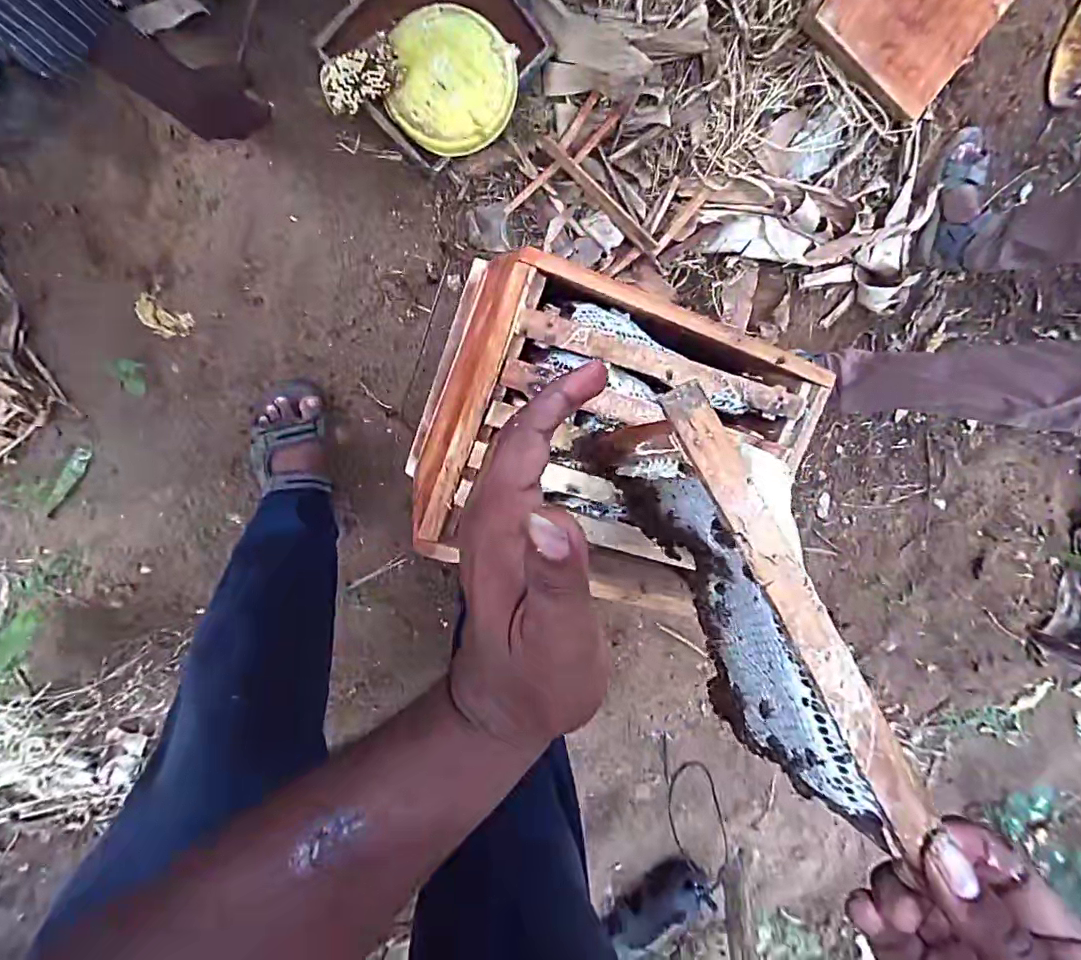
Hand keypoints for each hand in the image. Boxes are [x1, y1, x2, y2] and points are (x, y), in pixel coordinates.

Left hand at [449, 361, 612, 752]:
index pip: (521, 447)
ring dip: (542, 417)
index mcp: (499, 533)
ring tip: (582, 394)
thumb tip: (551, 516)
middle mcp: (485, 520)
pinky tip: (560, 444)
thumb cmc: (536, 680)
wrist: (500, 707)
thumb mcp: (557, 639)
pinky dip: (539, 445)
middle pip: (511, 441)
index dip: (554, 403)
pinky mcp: (498, 539)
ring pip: (509, 454)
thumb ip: (556, 579)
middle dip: (550, 399)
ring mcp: (488, 528)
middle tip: (595, 374)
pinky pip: (516, 474)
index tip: (593, 372)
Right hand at [847, 820, 1080, 959]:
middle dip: (916, 864)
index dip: (965, 841)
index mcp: (1054, 940)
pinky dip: (868, 914)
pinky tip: (865, 910)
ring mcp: (952, 951)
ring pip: (907, 895)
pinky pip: (886, 931)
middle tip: (909, 871)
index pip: (1002, 865)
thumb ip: (993, 922)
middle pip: (943, 873)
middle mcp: (998, 938)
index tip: (933, 831)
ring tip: (892, 907)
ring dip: (889, 888)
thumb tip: (944, 853)